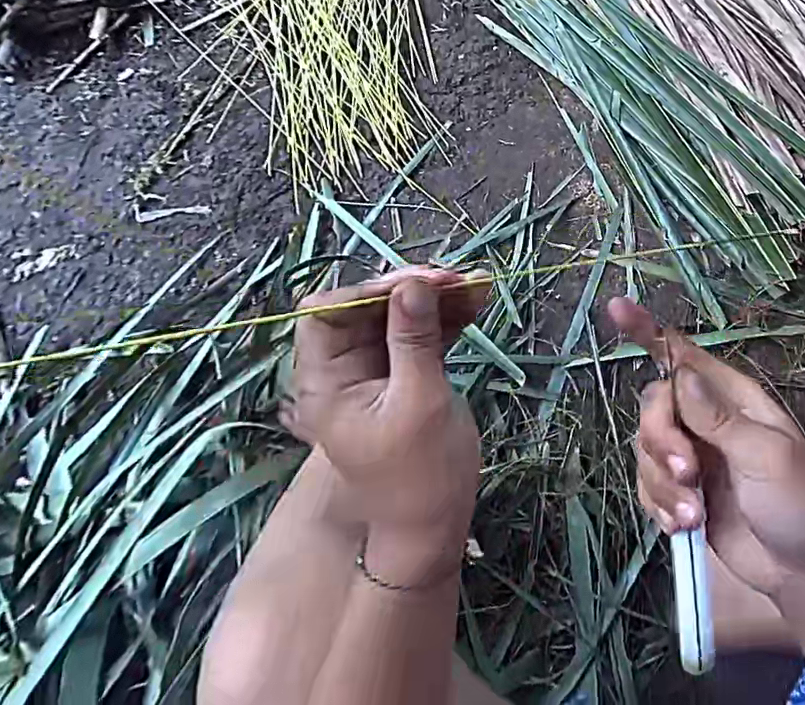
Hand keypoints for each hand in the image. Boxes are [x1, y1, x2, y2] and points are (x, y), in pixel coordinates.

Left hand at [284, 268, 491, 560]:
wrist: (435, 522)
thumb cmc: (420, 473)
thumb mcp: (418, 403)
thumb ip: (414, 341)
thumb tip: (412, 283)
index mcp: (327, 380)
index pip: (327, 314)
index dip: (366, 291)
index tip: (414, 284)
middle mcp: (347, 367)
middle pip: (370, 307)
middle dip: (411, 288)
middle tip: (457, 281)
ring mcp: (379, 367)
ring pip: (402, 313)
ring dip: (437, 296)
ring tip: (475, 285)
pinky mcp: (409, 369)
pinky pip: (425, 329)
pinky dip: (449, 314)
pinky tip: (478, 300)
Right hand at [611, 298, 804, 597]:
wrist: (802, 570)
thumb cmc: (797, 501)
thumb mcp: (765, 455)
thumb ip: (719, 418)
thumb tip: (680, 376)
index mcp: (730, 396)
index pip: (683, 354)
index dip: (648, 330)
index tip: (616, 309)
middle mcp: (704, 418)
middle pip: (654, 404)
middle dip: (662, 439)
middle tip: (689, 472)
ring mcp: (690, 455)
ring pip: (646, 448)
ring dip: (664, 484)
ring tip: (695, 513)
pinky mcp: (679, 492)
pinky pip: (647, 486)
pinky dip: (661, 507)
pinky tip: (685, 527)